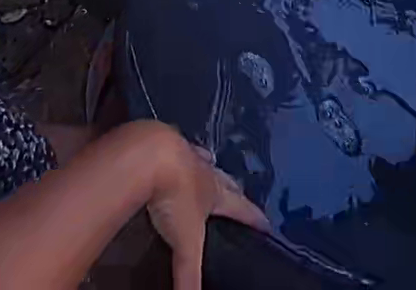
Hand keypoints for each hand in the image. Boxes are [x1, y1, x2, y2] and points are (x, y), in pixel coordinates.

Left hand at [144, 127, 270, 289]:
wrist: (148, 152)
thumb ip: (189, 276)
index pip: (240, 207)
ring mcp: (182, 149)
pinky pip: (175, 143)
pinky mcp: (161, 139)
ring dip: (206, 163)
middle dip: (232, 186)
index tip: (268, 223)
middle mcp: (202, 168)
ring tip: (210, 164)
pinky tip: (174, 148)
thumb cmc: (173, 197)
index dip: (254, 217)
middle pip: (223, 178)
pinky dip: (179, 149)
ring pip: (200, 157)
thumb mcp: (185, 243)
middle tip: (239, 190)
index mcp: (214, 192)